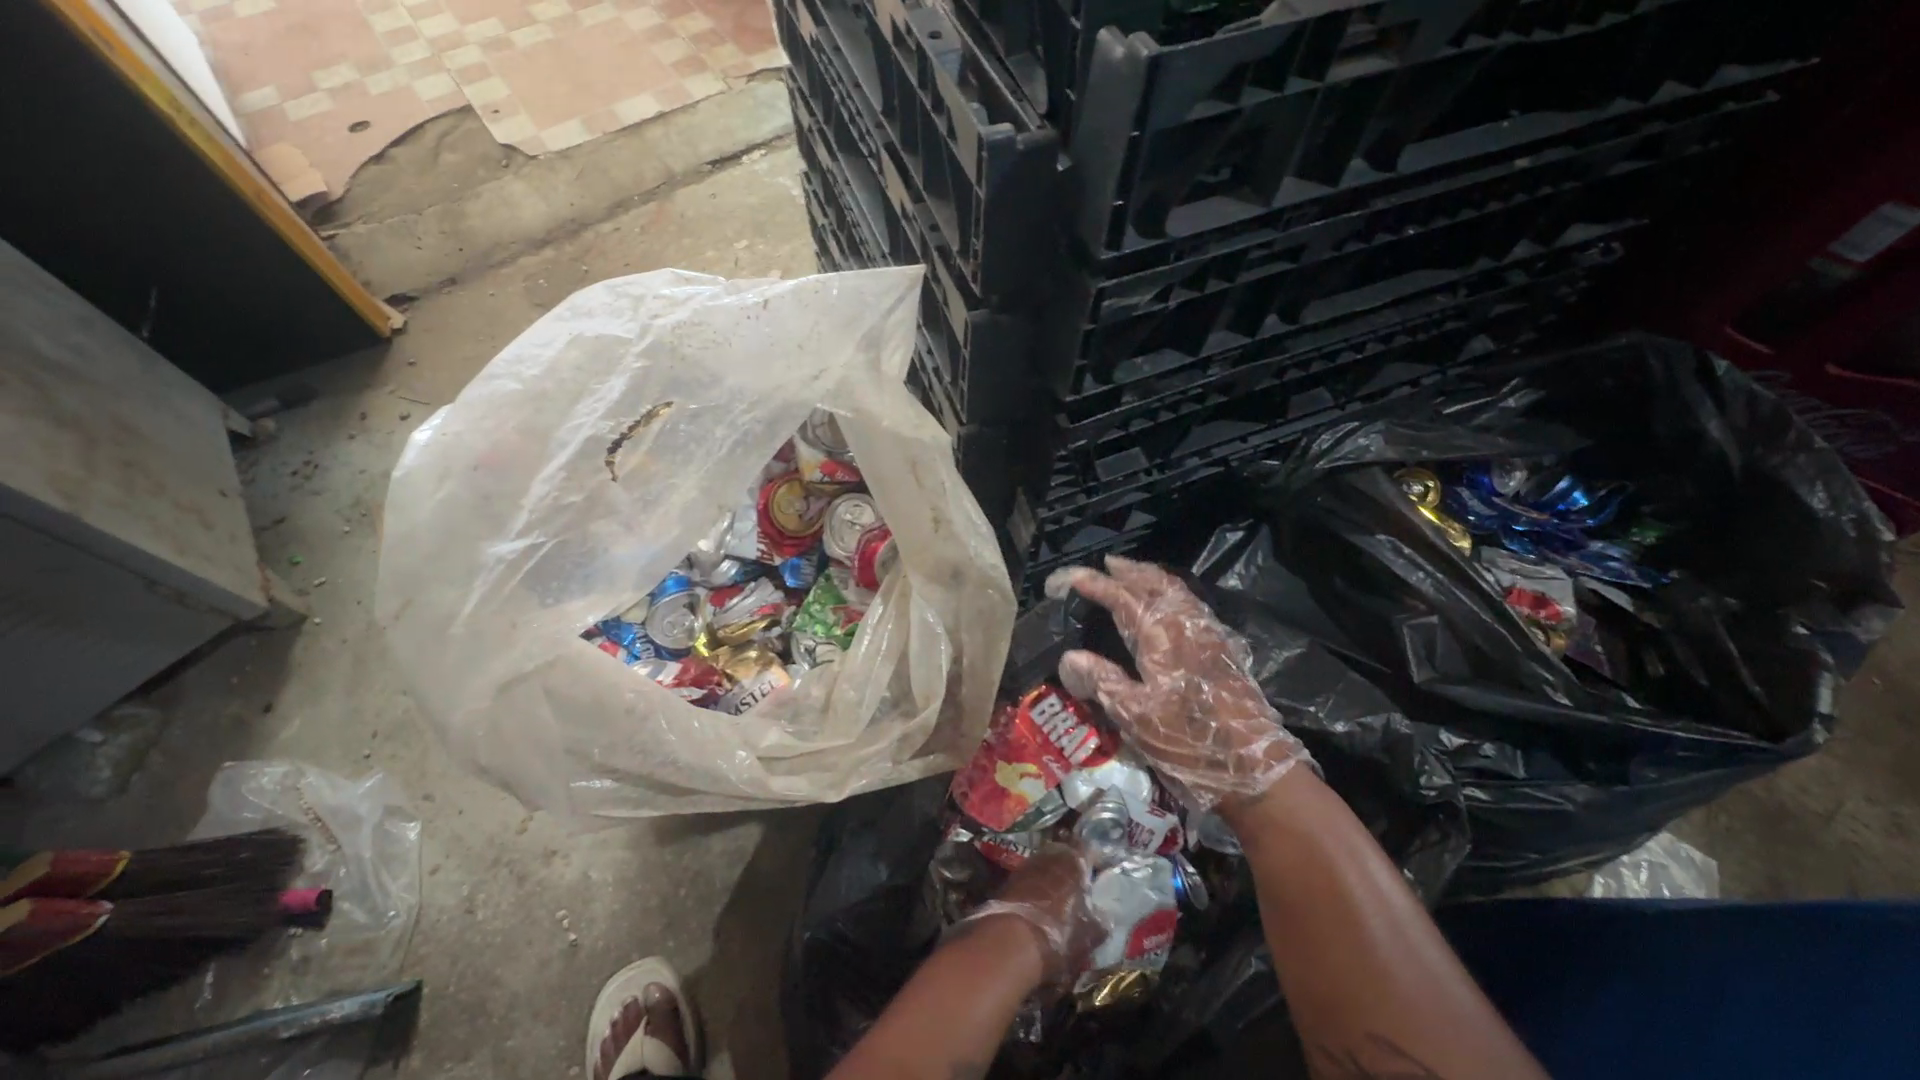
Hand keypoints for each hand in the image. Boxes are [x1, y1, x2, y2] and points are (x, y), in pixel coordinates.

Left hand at [948, 844, 1101, 990]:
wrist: (1009, 943)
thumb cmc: (1058, 935)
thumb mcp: (1089, 935)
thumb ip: (1101, 922)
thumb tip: (1106, 916)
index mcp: (1073, 863)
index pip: (1087, 850)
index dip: (1093, 859)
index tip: (1098, 869)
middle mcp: (1047, 858)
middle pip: (1062, 855)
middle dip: (1069, 867)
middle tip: (1077, 883)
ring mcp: (1024, 869)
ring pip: (1042, 866)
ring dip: (1049, 877)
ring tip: (1057, 895)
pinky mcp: (1006, 883)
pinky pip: (1027, 880)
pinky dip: (1033, 889)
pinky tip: (1036, 905)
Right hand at [1046, 555, 1310, 811]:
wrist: (1254, 769)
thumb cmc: (1189, 742)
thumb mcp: (1135, 717)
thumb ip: (1102, 681)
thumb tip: (1070, 656)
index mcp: (1161, 635)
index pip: (1122, 598)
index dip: (1093, 584)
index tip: (1065, 580)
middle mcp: (1187, 626)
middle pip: (1154, 585)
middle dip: (1128, 572)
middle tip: (1105, 565)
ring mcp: (1210, 636)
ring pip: (1177, 593)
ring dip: (1151, 579)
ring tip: (1133, 577)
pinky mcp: (1224, 652)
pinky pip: (1191, 606)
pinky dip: (1171, 595)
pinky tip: (1167, 608)